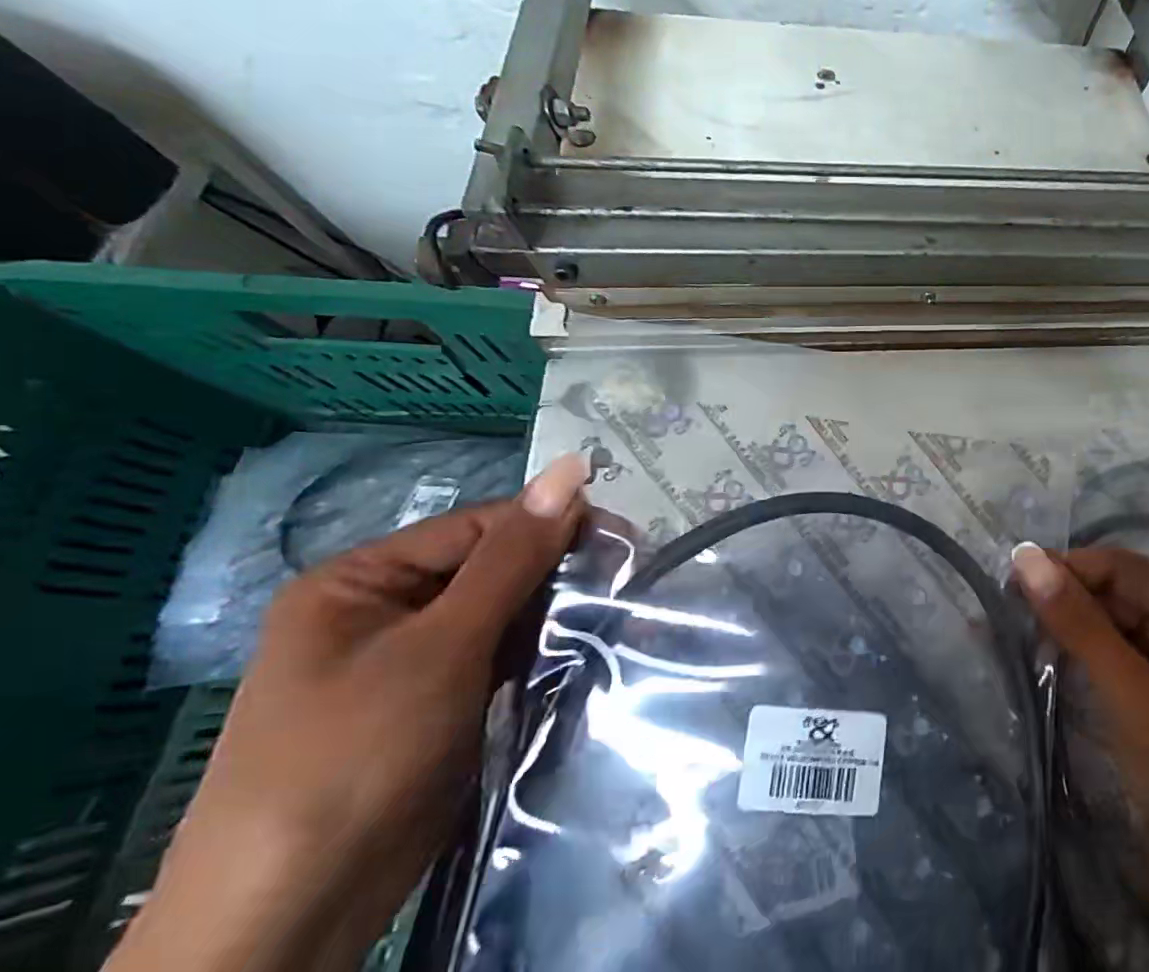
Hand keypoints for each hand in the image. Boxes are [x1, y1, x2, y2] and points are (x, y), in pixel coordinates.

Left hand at [108, 454, 590, 971]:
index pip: (477, 528)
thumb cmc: (357, 751)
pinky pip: (500, 660)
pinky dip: (539, 655)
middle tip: (626, 585)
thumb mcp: (442, 643)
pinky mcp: (439, 705)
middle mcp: (383, 613)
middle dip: (556, 577)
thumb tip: (570, 468)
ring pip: (502, 618)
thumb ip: (511, 557)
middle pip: (491, 571)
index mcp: (359, 581)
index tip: (625, 541)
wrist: (296, 904)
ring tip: (617, 620)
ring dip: (553, 618)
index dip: (550, 526)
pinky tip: (583, 655)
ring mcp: (412, 663)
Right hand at [1011, 544, 1148, 969]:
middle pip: (1123, 596)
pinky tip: (1047, 660)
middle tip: (1001, 611)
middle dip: (1066, 600)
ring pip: (1118, 628)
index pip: (1128, 569)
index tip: (1008, 578)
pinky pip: (1123, 661)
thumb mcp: (1134, 700)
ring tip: (1013, 633)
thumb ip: (1080, 626)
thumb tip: (1026, 557)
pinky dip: (1086, 660)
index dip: (1070, 567)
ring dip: (1071, 630)